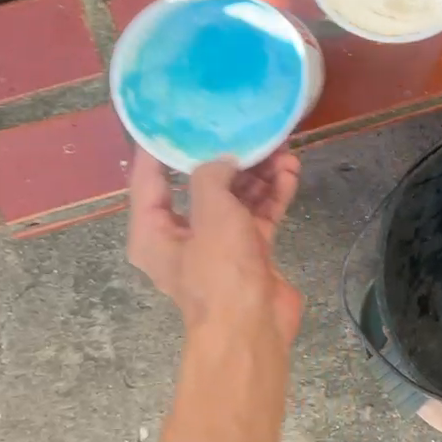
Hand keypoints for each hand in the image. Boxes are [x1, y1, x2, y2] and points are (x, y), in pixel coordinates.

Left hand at [126, 146, 303, 345]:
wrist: (252, 324)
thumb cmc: (219, 271)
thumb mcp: (211, 216)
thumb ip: (212, 179)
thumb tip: (223, 159)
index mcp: (153, 231)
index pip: (150, 180)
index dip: (160, 149)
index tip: (177, 117)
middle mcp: (183, 234)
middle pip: (203, 186)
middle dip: (229, 159)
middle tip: (250, 131)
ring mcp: (220, 243)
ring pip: (237, 197)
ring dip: (259, 174)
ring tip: (282, 149)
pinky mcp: (251, 250)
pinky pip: (261, 213)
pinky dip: (274, 193)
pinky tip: (291, 172)